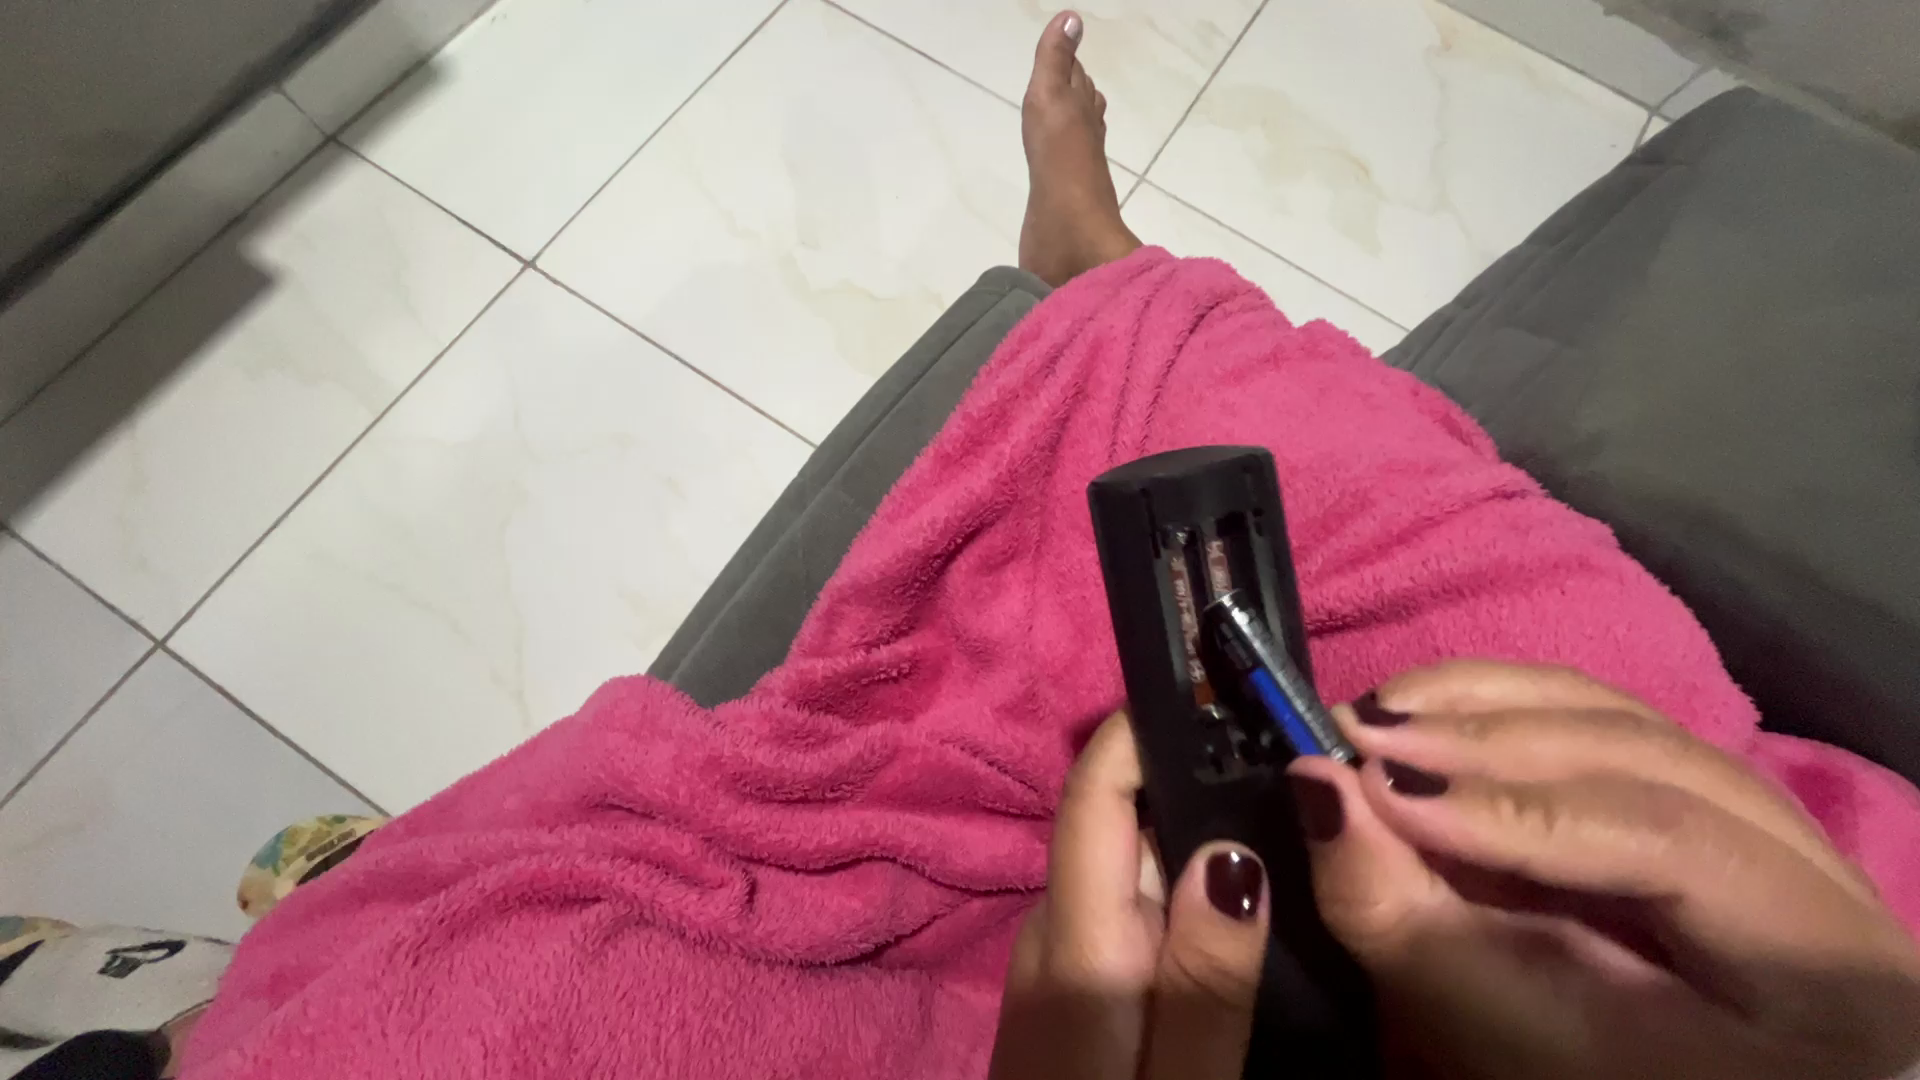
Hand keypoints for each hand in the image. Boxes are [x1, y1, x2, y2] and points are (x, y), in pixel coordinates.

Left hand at [989, 713, 1269, 1079]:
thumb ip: (1205, 982)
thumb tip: (1230, 848)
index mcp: (1073, 935)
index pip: (1091, 794)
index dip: (1139, 730)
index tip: (1211, 688)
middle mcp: (1051, 921)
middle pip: (1119, 823)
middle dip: (1192, 789)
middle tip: (1284, 772)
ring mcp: (1053, 950)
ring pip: (1125, 865)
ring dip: (1187, 842)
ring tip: (1276, 831)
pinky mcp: (1066, 977)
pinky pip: (1122, 905)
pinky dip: (1170, 892)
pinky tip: (1224, 913)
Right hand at [1287, 660, 1919, 1079]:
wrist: (1622, 1055)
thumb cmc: (1558, 1062)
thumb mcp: (1465, 1005)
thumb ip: (1385, 899)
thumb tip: (1314, 778)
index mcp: (1816, 963)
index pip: (1672, 844)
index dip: (1513, 809)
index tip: (1380, 786)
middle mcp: (1809, 861)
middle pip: (1638, 751)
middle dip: (1477, 736)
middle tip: (1357, 733)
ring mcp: (1745, 801)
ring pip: (1606, 708)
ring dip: (1471, 700)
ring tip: (1372, 712)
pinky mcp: (1670, 770)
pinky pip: (1579, 705)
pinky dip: (1483, 696)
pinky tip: (1414, 707)